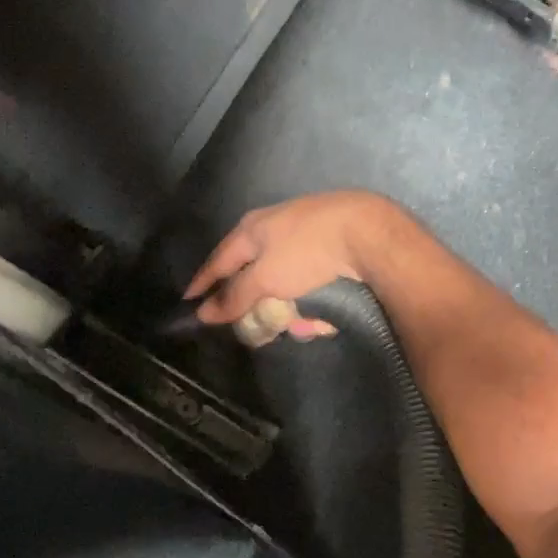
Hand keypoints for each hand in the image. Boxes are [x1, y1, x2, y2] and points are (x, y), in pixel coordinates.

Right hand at [184, 191, 405, 342]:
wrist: (367, 234)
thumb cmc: (307, 252)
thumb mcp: (265, 277)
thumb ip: (235, 296)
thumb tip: (203, 313)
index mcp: (252, 229)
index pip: (219, 260)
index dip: (204, 282)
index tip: (190, 302)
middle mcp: (276, 230)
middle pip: (256, 275)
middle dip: (259, 305)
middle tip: (260, 327)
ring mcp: (306, 240)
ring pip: (288, 286)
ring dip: (294, 310)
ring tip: (306, 325)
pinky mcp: (332, 253)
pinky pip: (314, 286)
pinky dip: (317, 305)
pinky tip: (327, 318)